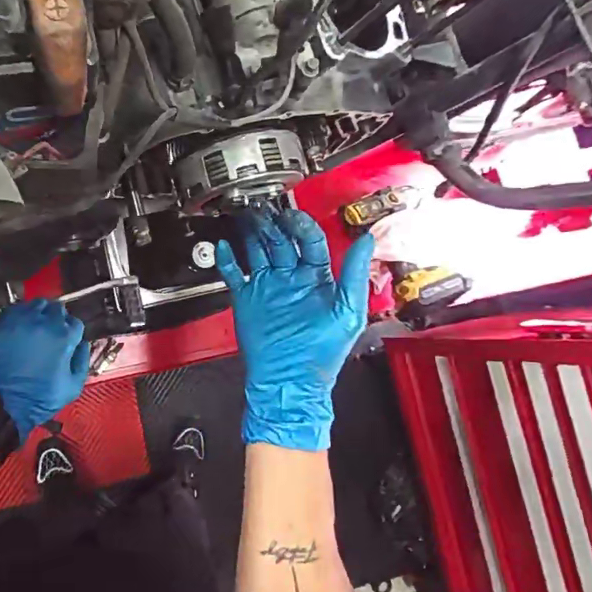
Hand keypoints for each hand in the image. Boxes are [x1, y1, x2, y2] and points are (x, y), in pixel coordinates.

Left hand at [0, 299, 89, 438]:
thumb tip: (83, 344)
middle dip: (57, 318)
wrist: (0, 405)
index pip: (75, 322)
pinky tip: (20, 325)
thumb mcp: (73, 387)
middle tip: (52, 332)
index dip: (72, 332)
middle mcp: (45, 323)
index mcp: (65, 337)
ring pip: (36, 304)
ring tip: (36, 324)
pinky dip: (20, 313)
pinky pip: (15, 310)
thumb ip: (82, 362)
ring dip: (39, 312)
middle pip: (57, 308)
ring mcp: (21, 322)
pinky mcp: (1, 326)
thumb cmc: (40, 399)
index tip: (67, 340)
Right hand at [215, 209, 375, 451]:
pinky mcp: (247, 300)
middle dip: (273, 223)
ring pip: (258, 250)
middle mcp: (292, 279)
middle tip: (264, 209)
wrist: (288, 382)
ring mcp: (268, 287)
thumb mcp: (348, 311)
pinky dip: (227, 259)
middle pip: (281, 241)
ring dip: (251, 233)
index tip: (292, 215)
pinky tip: (223, 245)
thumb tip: (368, 239)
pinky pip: (235, 274)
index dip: (301, 225)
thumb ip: (355, 273)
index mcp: (317, 278)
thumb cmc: (323, 353)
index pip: (309, 241)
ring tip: (246, 217)